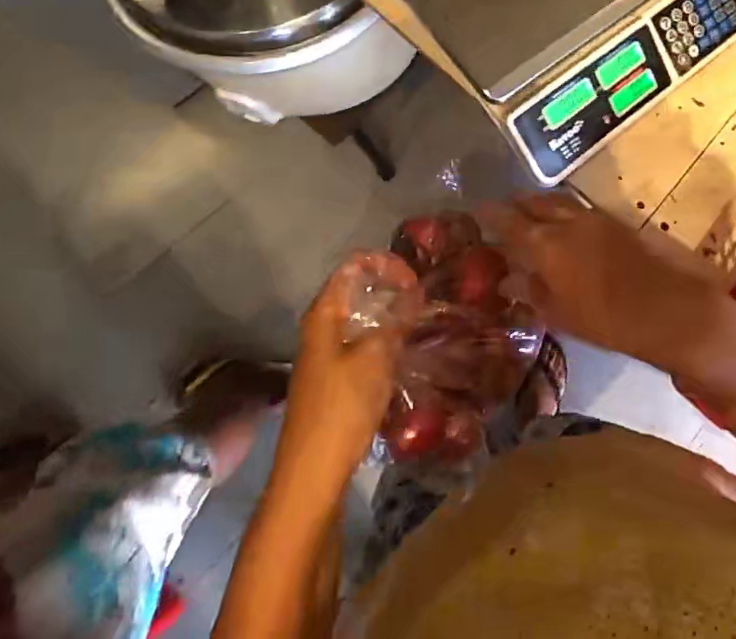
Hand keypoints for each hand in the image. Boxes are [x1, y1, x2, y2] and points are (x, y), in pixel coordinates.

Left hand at [274, 251, 414, 480]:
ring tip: (420, 320)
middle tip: (423, 297)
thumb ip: (395, 320)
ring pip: (361, 319)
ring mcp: (326, 354)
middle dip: (390, 287)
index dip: (384, 264)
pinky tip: (404, 351)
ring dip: (389, 315)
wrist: (313, 471)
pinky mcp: (334, 378)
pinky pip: (362, 343)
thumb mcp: (376, 357)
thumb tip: (413, 292)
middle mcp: (320, 328)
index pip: (352, 266)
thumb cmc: (342, 406)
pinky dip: (383, 339)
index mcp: (324, 314)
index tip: (414, 280)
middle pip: (356, 290)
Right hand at [480, 193, 735, 375]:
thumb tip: (507, 279)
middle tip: (504, 213)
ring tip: (532, 217)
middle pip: (535, 201)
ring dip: (541, 205)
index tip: (476, 212)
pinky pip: (580, 208)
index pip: (509, 220)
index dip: (490, 214)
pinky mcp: (617, 222)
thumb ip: (531, 291)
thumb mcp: (561, 313)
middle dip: (517, 204)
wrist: (670, 309)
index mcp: (547, 243)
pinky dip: (565, 213)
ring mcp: (596, 217)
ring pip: (559, 201)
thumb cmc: (608, 320)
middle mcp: (568, 221)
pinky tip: (566, 228)